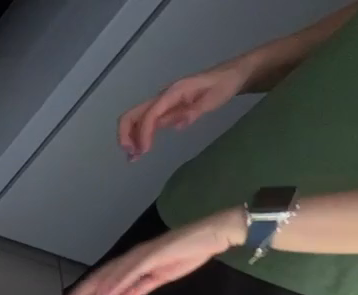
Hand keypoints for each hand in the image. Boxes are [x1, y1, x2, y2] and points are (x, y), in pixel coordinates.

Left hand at [59, 210, 242, 294]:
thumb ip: (137, 289)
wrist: (215, 234)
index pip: (101, 281)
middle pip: (99, 278)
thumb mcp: (157, 278)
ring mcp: (142, 255)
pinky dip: (119, 281)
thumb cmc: (187, 253)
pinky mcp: (156, 253)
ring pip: (111, 274)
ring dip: (94, 291)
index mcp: (130, 265)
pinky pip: (134, 269)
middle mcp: (131, 259)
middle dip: (80, 294)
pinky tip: (107, 294)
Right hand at [117, 62, 250, 159]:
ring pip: (132, 122)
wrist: (231, 74)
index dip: (143, 134)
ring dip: (128, 140)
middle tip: (132, 154)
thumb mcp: (216, 97)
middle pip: (130, 117)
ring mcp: (159, 104)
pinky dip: (136, 138)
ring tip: (134, 157)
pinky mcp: (161, 111)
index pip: (148, 115)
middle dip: (125, 137)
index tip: (145, 151)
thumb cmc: (225, 84)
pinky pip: (141, 124)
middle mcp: (160, 98)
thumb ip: (196, 110)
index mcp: (172, 94)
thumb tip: (179, 125)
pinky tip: (140, 150)